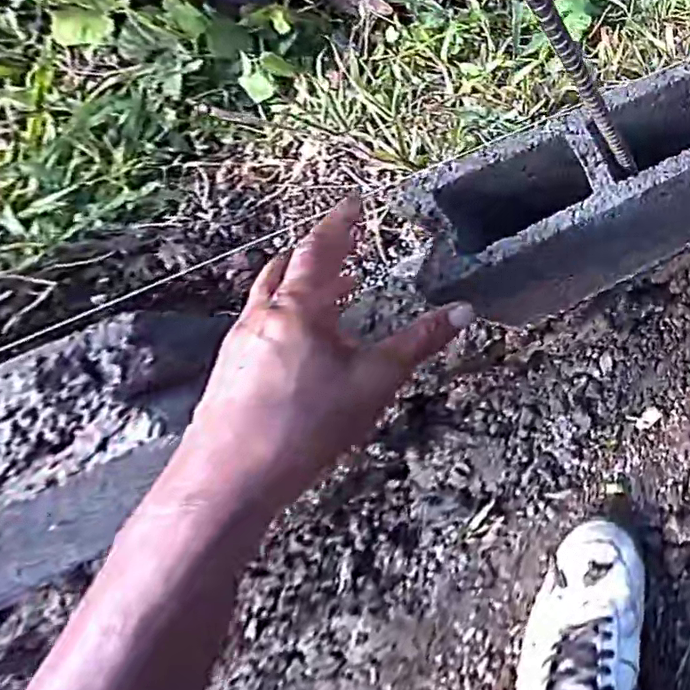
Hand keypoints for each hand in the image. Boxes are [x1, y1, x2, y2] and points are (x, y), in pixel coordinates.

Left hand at [168, 196, 472, 513]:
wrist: (224, 486)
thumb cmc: (305, 425)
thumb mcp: (376, 380)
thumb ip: (421, 341)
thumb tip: (465, 310)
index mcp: (297, 311)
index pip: (318, 252)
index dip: (339, 225)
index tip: (354, 203)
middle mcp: (262, 319)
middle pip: (286, 269)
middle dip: (320, 251)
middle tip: (349, 240)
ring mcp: (241, 346)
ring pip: (271, 296)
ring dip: (304, 281)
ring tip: (339, 283)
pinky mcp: (233, 372)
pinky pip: (265, 323)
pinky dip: (292, 311)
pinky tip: (312, 337)